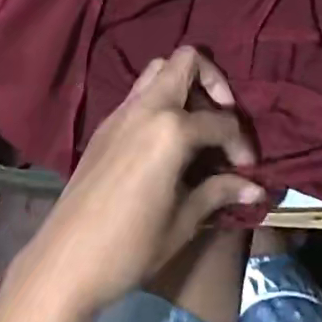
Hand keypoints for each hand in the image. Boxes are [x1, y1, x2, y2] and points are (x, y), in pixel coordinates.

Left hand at [5, 46, 263, 321]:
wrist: (65, 259)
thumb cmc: (130, 246)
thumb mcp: (182, 222)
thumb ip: (218, 192)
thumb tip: (255, 186)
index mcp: (170, 130)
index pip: (221, 122)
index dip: (241, 145)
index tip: (246, 172)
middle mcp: (145, 108)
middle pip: (185, 61)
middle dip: (213, 81)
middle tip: (223, 117)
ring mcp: (120, 113)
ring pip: (157, 71)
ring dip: (184, 86)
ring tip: (198, 126)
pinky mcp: (104, 126)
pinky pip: (139, 95)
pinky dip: (161, 102)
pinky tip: (169, 141)